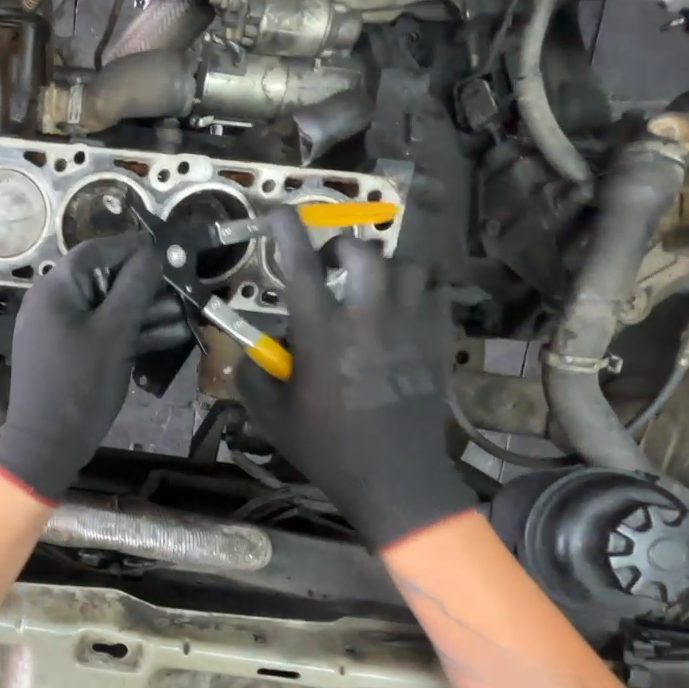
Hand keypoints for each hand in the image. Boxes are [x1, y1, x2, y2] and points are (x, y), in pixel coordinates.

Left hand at [0, 231, 187, 501]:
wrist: (47, 445)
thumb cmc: (80, 384)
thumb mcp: (114, 332)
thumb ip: (135, 288)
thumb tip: (152, 253)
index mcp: (54, 289)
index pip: (95, 251)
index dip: (133, 248)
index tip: (168, 250)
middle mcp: (51, 303)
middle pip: (103, 279)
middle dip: (144, 284)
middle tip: (182, 286)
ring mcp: (58, 330)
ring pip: (105, 308)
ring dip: (143, 310)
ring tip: (183, 312)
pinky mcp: (67, 354)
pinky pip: (101, 333)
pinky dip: (130, 333)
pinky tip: (169, 336)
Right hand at [237, 212, 475, 546]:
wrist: (393, 476)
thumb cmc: (326, 447)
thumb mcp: (272, 416)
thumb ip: (252, 377)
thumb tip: (250, 352)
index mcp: (322, 334)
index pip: (299, 266)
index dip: (286, 230)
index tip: (278, 210)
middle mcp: (368, 318)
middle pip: (364, 252)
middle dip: (343, 247)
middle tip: (330, 264)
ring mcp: (410, 326)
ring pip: (408, 267)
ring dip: (385, 269)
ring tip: (371, 287)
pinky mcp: (438, 341)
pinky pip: (436, 293)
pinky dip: (418, 290)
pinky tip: (403, 309)